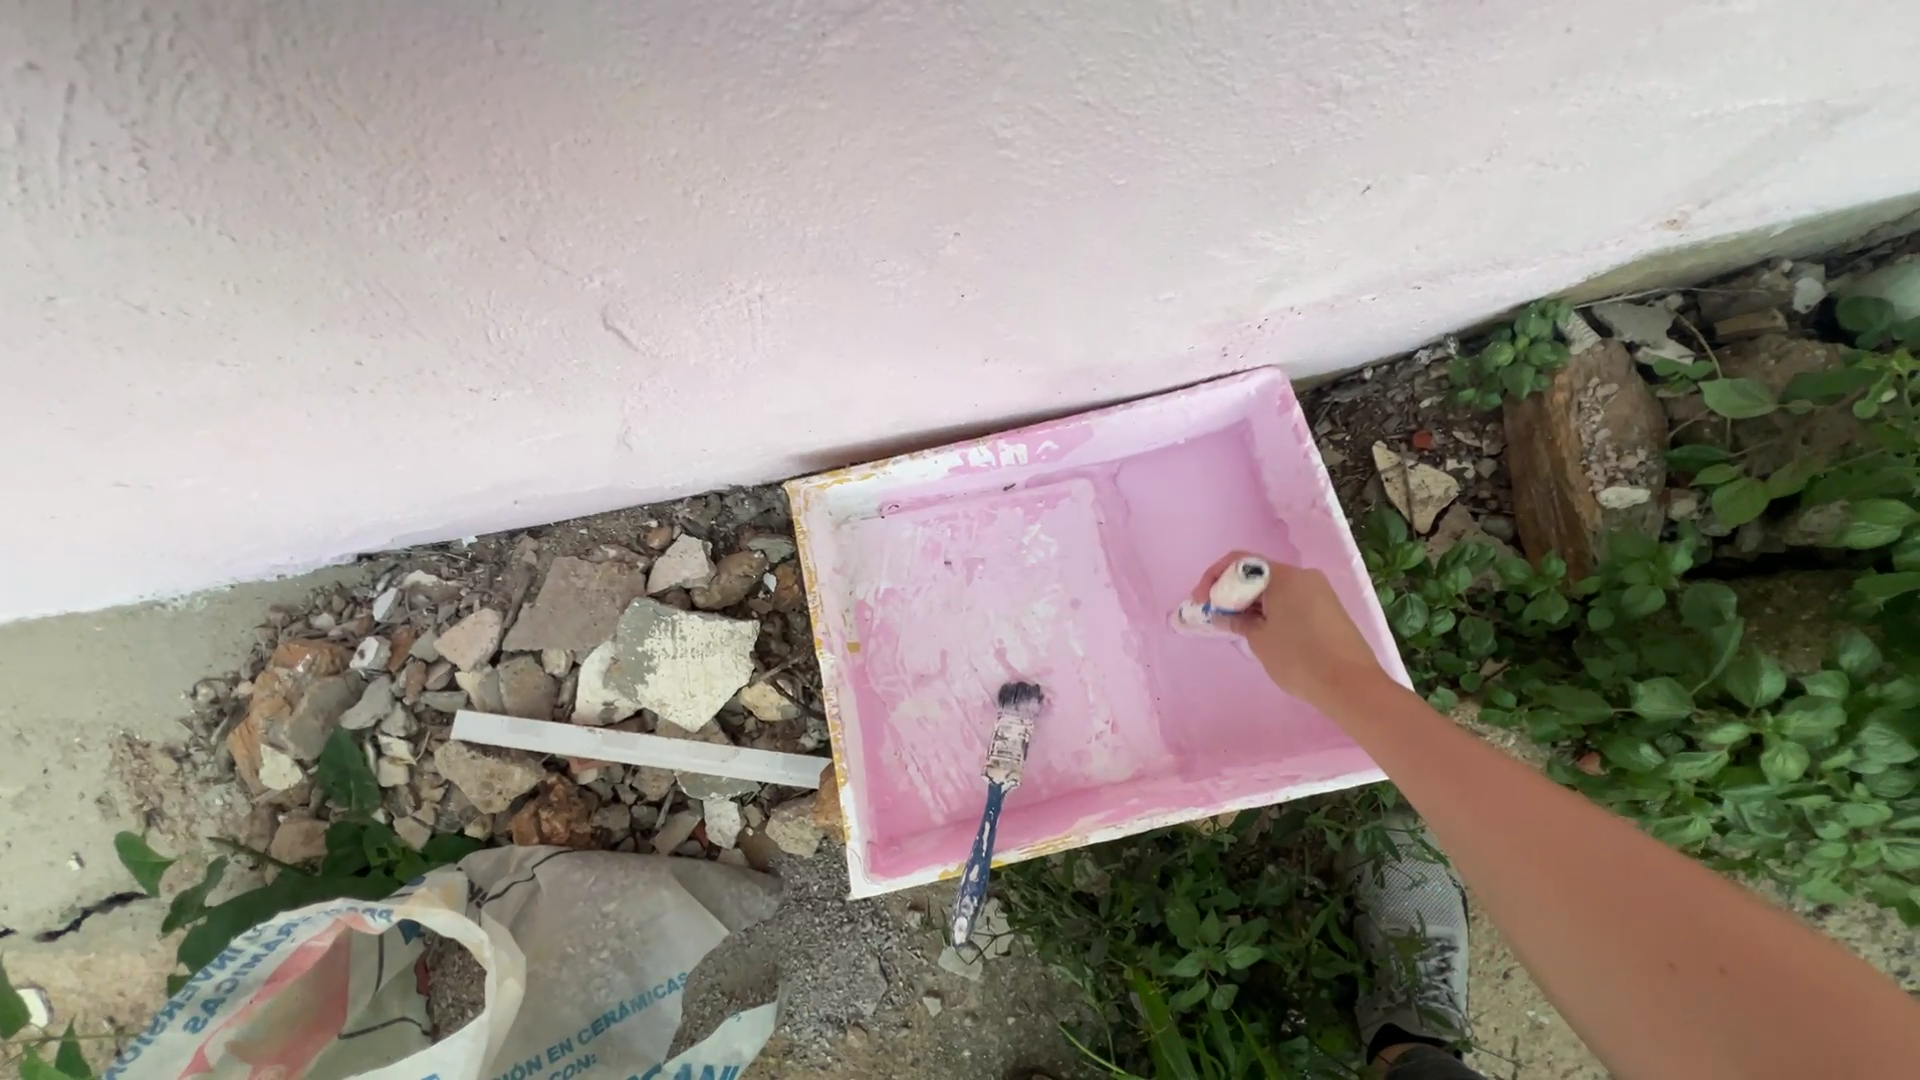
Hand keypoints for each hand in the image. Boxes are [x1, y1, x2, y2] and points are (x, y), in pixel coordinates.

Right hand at [1189, 552, 1385, 708]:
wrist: (1352, 685)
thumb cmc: (1299, 658)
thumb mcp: (1260, 640)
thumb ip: (1237, 621)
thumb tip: (1223, 616)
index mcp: (1285, 576)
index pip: (1240, 562)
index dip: (1214, 578)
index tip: (1202, 602)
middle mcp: (1303, 576)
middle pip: (1258, 573)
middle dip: (1232, 591)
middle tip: (1216, 615)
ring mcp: (1319, 592)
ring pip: (1274, 588)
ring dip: (1250, 602)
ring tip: (1236, 627)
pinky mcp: (1328, 608)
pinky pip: (1290, 600)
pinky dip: (1270, 609)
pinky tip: (1262, 631)